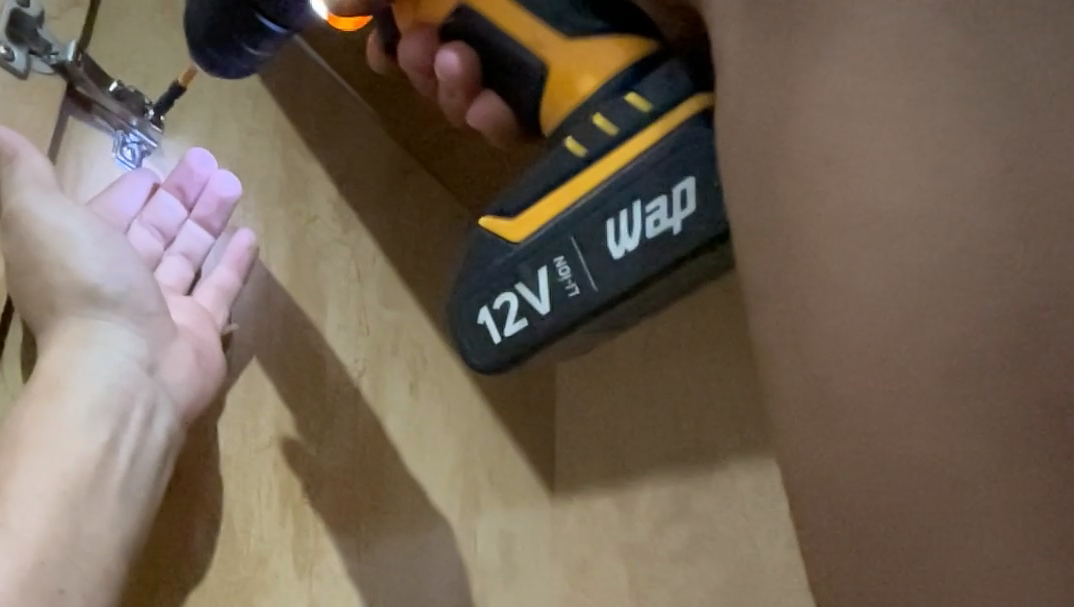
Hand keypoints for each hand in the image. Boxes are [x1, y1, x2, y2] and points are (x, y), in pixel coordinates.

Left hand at [0, 125, 259, 424]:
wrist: (124, 370)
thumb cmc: (80, 285)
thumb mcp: (35, 211)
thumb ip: (18, 170)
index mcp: (81, 254)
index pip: (108, 214)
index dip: (127, 191)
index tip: (150, 167)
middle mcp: (120, 283)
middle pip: (154, 231)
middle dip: (178, 195)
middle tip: (207, 162)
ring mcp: (162, 311)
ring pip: (188, 255)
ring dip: (207, 218)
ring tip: (232, 181)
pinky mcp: (198, 333)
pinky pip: (219, 291)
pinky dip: (233, 263)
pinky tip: (249, 235)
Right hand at [344, 0, 706, 147]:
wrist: (700, 3)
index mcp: (507, 0)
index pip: (430, 10)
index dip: (390, 26)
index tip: (373, 39)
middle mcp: (521, 19)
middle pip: (440, 56)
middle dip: (417, 61)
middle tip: (416, 53)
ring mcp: (548, 58)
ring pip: (470, 98)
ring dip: (446, 91)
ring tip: (453, 69)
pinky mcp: (574, 101)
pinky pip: (515, 126)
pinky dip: (491, 120)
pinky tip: (489, 107)